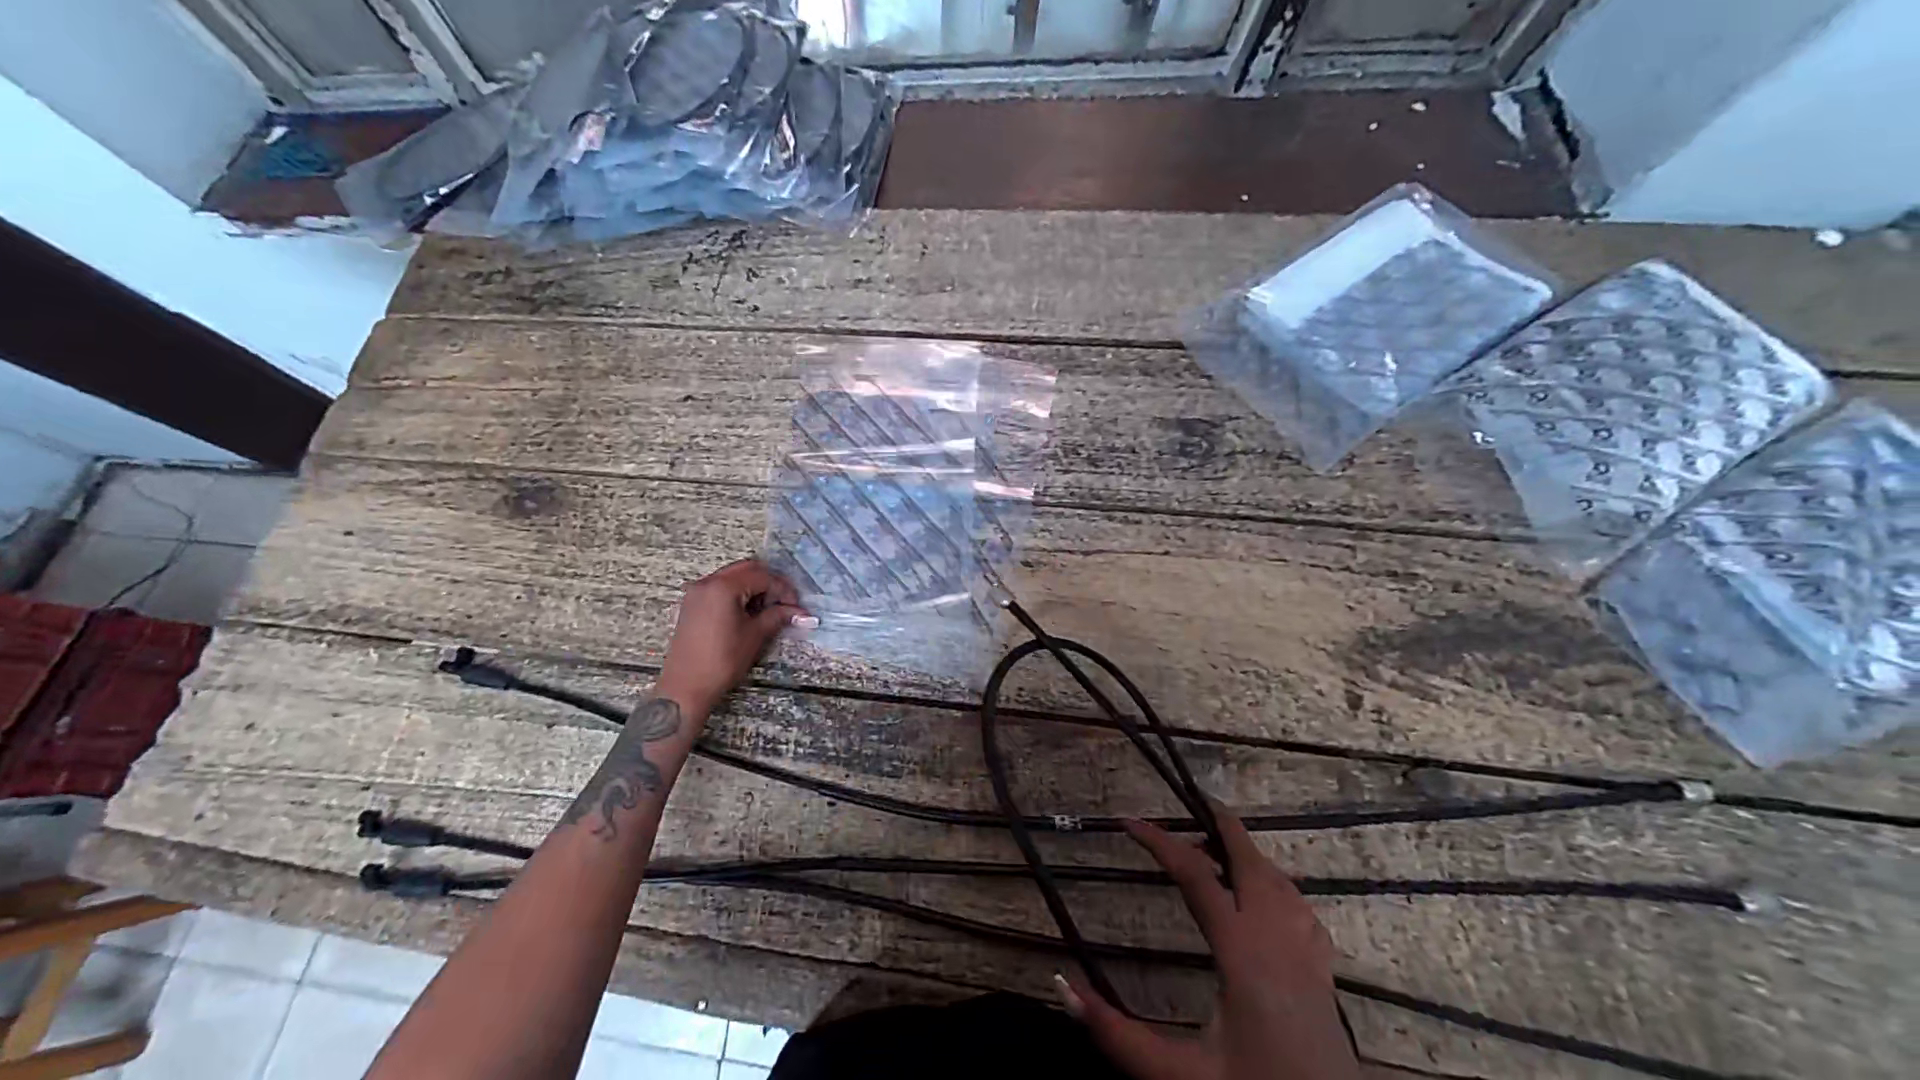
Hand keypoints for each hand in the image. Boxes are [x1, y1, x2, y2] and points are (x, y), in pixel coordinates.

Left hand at [655, 560, 808, 715]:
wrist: (686, 687)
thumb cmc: (722, 660)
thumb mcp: (755, 635)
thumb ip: (778, 616)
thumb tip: (801, 613)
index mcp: (723, 587)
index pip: (763, 577)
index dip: (784, 589)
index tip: (796, 607)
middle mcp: (708, 582)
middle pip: (747, 569)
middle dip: (770, 583)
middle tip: (784, 603)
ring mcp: (697, 592)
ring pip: (733, 576)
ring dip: (754, 587)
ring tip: (768, 610)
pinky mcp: (692, 604)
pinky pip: (720, 587)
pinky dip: (738, 592)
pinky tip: (748, 612)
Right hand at [1061, 809, 1360, 1079]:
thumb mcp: (1181, 1077)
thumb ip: (1118, 1036)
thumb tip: (1063, 987)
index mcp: (1243, 955)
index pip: (1197, 877)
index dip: (1160, 843)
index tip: (1127, 823)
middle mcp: (1279, 942)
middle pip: (1252, 863)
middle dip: (1221, 827)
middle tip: (1191, 804)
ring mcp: (1309, 957)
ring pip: (1280, 881)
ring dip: (1247, 855)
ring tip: (1215, 848)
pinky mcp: (1324, 976)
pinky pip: (1299, 907)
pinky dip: (1275, 883)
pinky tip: (1264, 896)